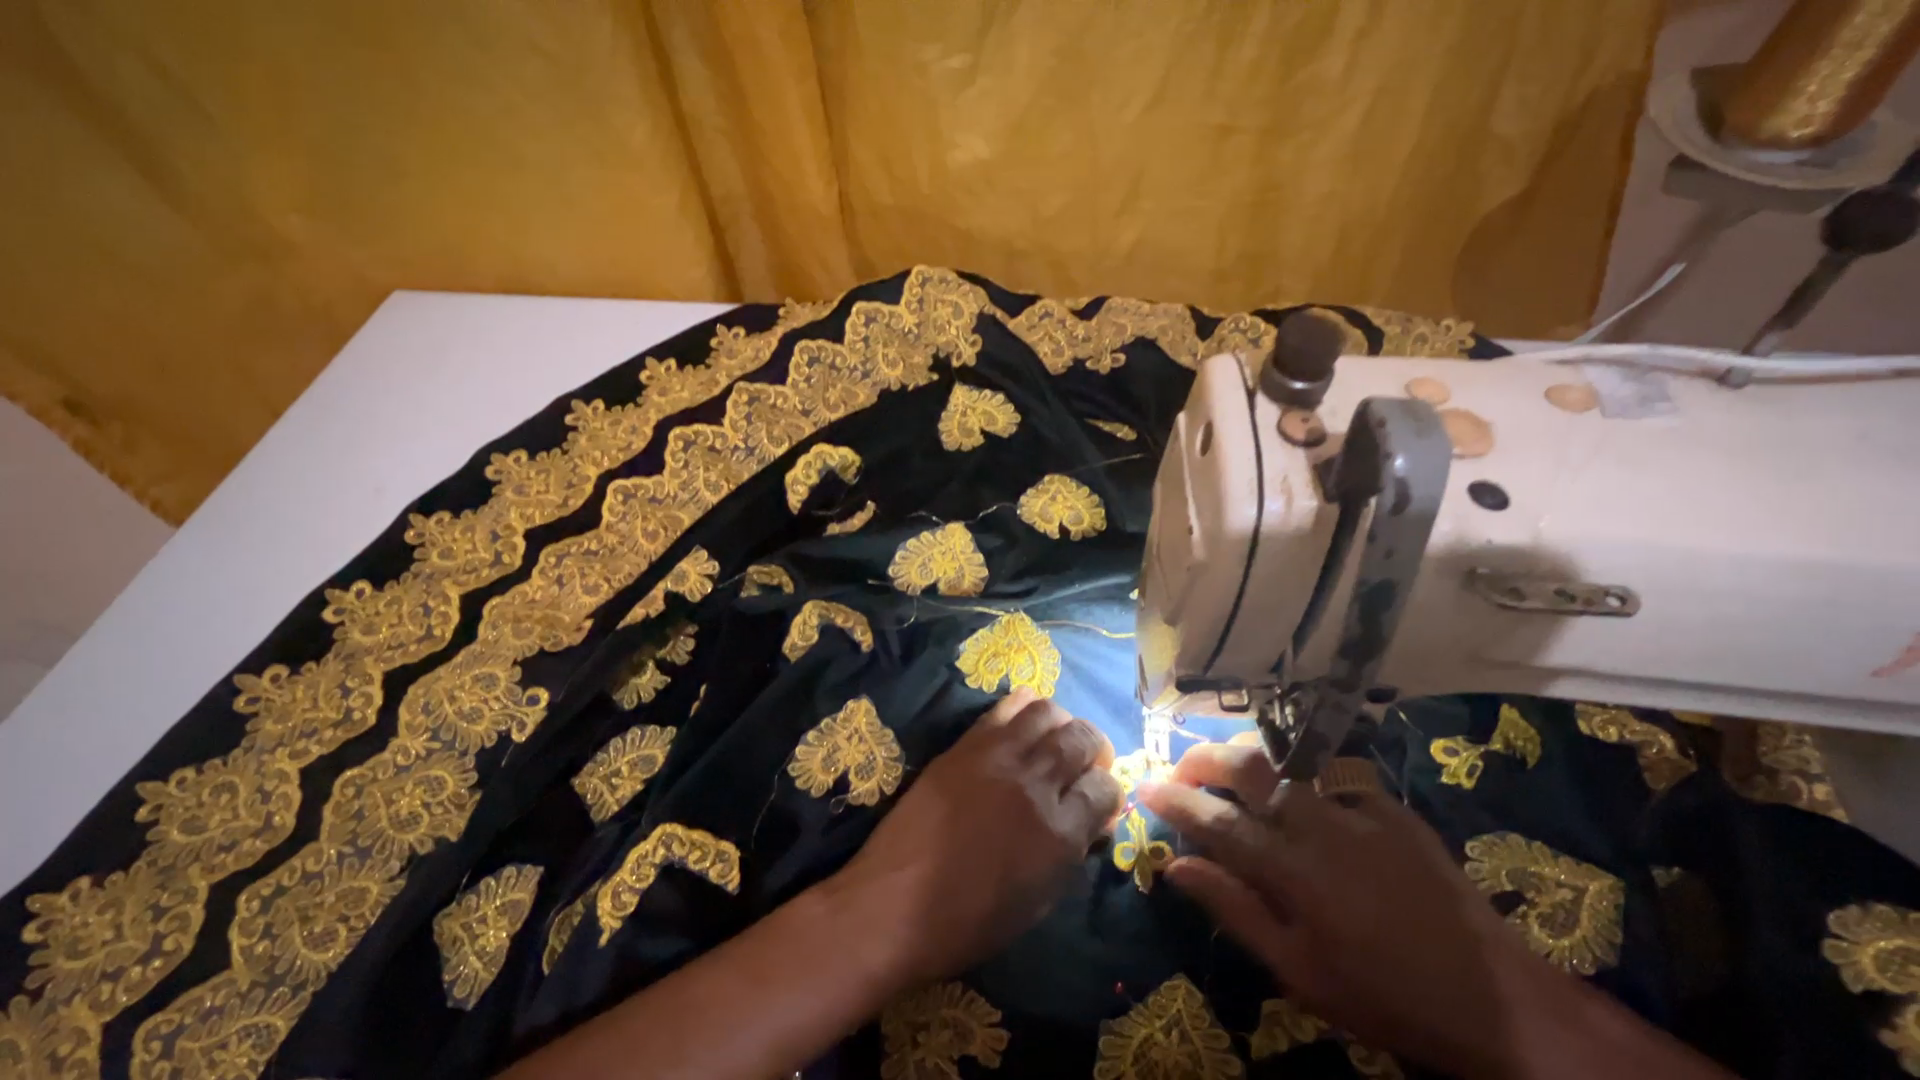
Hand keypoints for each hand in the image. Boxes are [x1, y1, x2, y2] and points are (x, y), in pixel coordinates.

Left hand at [832, 688, 1123, 985]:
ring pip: (1049, 711)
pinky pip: (1006, 707)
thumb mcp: (1039, 901)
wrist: (894, 906)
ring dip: (1061, 725)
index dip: (1107, 794)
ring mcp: (997, 758)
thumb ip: (1071, 853)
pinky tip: (1020, 730)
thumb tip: (1090, 821)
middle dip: (1093, 750)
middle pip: (1083, 739)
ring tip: (1051, 743)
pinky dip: (1024, 710)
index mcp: (1059, 834)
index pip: (1106, 788)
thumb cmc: (969, 922)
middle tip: (1083, 765)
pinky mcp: (964, 745)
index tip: (1096, 803)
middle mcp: (1035, 784)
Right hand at [1138, 744, 1573, 1078]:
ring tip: (1229, 774)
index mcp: (1294, 872)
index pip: (1217, 821)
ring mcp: (1364, 812)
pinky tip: (1303, 800)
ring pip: (1292, 765)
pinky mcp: (1396, 811)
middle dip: (1206, 759)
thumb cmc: (1381, 996)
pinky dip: (1306, 783)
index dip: (1175, 800)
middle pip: (1252, 768)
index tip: (1144, 785)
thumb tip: (1177, 866)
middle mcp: (1323, 828)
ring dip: (1251, 762)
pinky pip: (1337, 780)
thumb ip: (1235, 910)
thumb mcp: (1298, 970)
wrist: (1494, 999)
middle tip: (1181, 768)